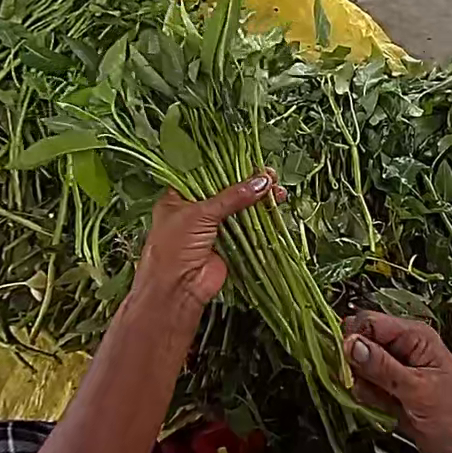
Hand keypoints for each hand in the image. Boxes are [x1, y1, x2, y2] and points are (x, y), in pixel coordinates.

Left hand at [133, 168, 283, 311]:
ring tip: (277, 189)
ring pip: (240, 208)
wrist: (177, 292)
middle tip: (269, 175)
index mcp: (179, 199)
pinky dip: (262, 218)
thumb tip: (261, 181)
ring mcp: (214, 228)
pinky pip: (249, 227)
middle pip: (227, 191)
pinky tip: (274, 207)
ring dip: (259, 199)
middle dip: (249, 183)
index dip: (228, 167)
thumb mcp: (200, 214)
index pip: (206, 175)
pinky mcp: (230, 243)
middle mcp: (196, 212)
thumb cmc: (173, 249)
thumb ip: (232, 197)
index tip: (250, 161)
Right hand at [341, 311, 451, 452]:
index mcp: (414, 336)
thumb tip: (351, 343)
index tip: (343, 359)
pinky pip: (366, 386)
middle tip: (368, 386)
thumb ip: (381, 366)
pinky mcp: (391, 388)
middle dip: (356, 365)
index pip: (370, 322)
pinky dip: (368, 398)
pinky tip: (385, 409)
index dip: (353, 337)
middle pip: (361, 343)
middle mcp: (403, 346)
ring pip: (360, 367)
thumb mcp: (416, 388)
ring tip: (385, 401)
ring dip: (363, 385)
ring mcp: (396, 368)